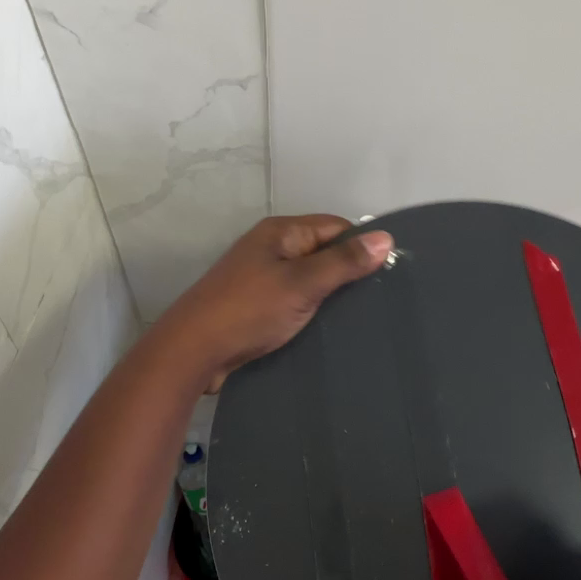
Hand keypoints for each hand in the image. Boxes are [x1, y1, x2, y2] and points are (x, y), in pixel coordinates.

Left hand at [147, 214, 393, 390]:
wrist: (193, 352)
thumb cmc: (249, 310)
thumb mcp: (302, 284)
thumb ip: (344, 262)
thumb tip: (385, 238)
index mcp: (281, 233)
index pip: (335, 227)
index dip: (361, 246)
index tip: (388, 273)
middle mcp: (271, 248)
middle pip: (323, 253)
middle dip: (347, 274)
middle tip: (379, 300)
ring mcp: (261, 278)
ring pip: (309, 281)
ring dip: (329, 297)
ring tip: (361, 318)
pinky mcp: (256, 307)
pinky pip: (294, 302)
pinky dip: (311, 313)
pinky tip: (329, 332)